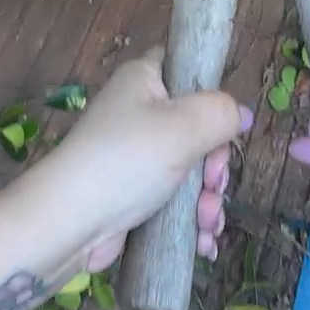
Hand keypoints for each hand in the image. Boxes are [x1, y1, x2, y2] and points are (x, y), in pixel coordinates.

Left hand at [13, 49, 252, 273]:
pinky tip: (203, 242)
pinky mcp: (135, 193)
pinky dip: (193, 219)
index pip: (187, 67)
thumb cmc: (126, 160)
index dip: (212, 93)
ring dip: (208, 199)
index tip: (224, 126)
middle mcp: (140, 110)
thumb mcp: (182, 127)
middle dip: (215, 164)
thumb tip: (241, 114)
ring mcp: (137, 154)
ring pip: (192, 168)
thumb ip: (220, 113)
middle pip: (199, 126)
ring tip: (206, 224)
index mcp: (144, 78)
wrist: (68, 224)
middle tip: (213, 184)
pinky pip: (177, 199)